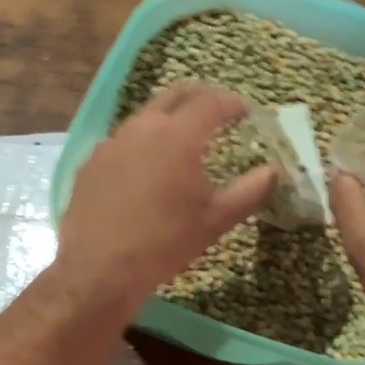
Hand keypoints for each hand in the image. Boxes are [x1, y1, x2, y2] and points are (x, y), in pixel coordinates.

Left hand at [57, 84, 276, 304]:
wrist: (100, 269)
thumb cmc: (165, 242)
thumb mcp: (215, 220)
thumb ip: (250, 191)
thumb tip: (274, 171)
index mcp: (178, 135)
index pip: (211, 103)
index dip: (232, 103)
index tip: (245, 110)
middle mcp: (142, 127)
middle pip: (174, 96)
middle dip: (199, 97)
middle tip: (216, 109)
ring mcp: (111, 143)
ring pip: (144, 116)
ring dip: (168, 118)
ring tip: (182, 137)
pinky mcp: (90, 163)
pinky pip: (121, 141)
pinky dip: (141, 142)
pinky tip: (146, 166)